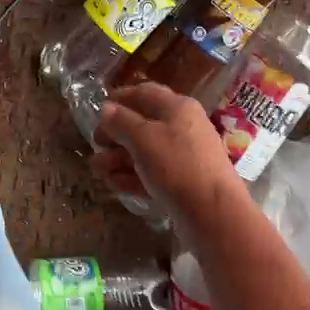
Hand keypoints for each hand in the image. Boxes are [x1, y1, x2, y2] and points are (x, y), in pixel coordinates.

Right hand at [91, 83, 243, 217]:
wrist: (215, 216)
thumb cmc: (177, 165)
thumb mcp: (143, 138)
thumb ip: (121, 121)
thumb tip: (106, 108)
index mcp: (177, 107)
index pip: (145, 93)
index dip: (121, 98)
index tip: (99, 109)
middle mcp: (183, 128)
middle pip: (143, 124)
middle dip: (116, 135)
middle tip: (95, 145)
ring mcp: (184, 158)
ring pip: (146, 151)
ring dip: (119, 159)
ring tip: (97, 170)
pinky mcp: (183, 184)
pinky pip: (153, 174)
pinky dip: (133, 177)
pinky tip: (114, 185)